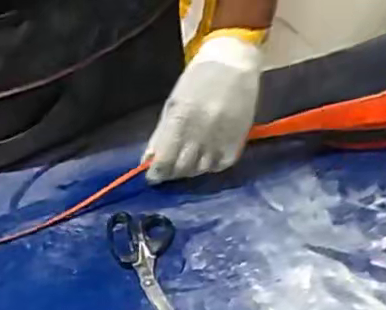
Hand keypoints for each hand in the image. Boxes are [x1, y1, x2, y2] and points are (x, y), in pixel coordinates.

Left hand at [143, 32, 263, 182]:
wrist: (234, 58)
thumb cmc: (197, 81)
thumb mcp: (172, 106)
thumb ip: (159, 136)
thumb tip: (147, 162)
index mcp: (180, 122)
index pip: (163, 163)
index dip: (156, 173)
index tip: (154, 174)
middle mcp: (200, 132)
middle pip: (181, 170)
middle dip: (172, 172)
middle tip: (172, 165)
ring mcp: (221, 135)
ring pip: (200, 169)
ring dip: (191, 169)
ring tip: (191, 157)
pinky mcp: (238, 136)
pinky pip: (221, 164)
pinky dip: (212, 165)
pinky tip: (209, 155)